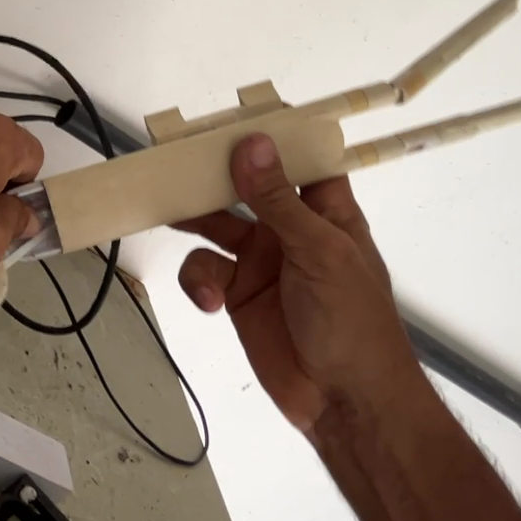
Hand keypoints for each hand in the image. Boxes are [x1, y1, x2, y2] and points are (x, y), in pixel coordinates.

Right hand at [176, 134, 421, 434]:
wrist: (343, 404)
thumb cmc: (352, 323)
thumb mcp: (319, 253)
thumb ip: (279, 200)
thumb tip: (253, 143)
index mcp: (324, 214)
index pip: (302, 162)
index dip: (274, 139)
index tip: (236, 116)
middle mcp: (289, 231)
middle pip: (244, 188)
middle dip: (213, 177)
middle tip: (176, 160)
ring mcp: (260, 262)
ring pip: (213, 225)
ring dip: (192, 222)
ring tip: (168, 215)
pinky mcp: (235, 293)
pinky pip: (202, 270)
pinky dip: (197, 280)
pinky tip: (208, 298)